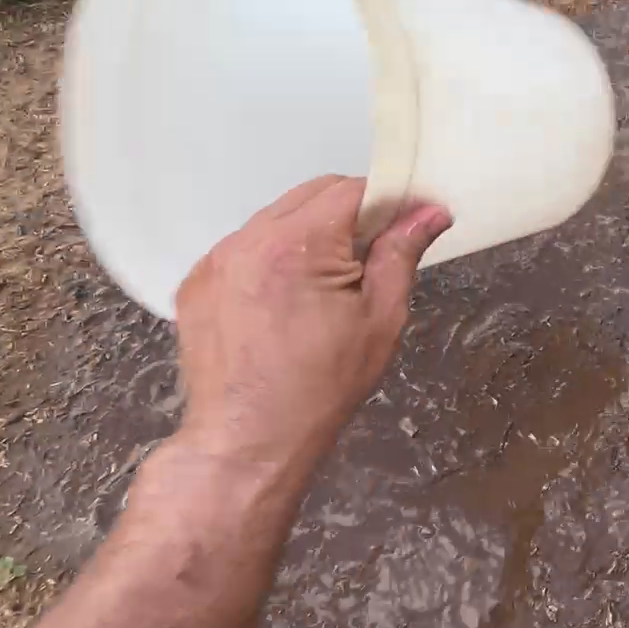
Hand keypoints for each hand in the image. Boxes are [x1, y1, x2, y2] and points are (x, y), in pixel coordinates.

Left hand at [171, 176, 451, 477]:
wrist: (250, 437)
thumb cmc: (324, 382)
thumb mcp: (382, 315)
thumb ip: (402, 252)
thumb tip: (431, 213)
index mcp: (297, 248)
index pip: (352, 190)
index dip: (390, 198)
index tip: (413, 219)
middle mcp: (247, 242)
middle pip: (314, 193)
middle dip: (354, 209)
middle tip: (380, 248)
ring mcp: (216, 261)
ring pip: (280, 215)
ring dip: (317, 228)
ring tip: (336, 274)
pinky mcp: (198, 281)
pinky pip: (249, 243)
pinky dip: (280, 250)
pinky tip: (296, 290)